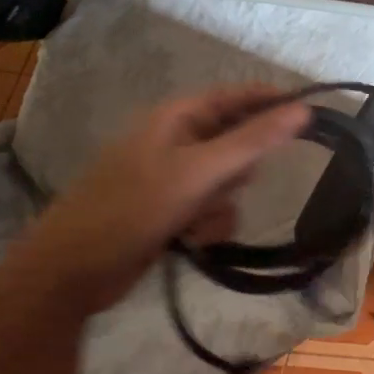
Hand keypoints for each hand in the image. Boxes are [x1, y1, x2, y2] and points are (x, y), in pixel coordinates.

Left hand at [7, 85, 309, 315]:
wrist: (62, 279)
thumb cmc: (130, 210)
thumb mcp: (199, 171)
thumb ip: (255, 139)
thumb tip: (305, 109)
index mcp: (177, 117)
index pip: (240, 95)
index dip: (275, 101)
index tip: (311, 117)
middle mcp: (175, 140)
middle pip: (237, 139)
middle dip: (242, 167)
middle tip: (239, 181)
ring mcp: (170, 177)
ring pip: (227, 178)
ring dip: (224, 201)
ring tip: (203, 221)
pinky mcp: (167, 210)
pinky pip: (211, 206)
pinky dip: (210, 223)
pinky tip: (193, 241)